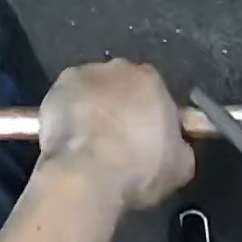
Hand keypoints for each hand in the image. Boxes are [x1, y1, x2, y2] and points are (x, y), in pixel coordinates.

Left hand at [36, 61, 194, 209]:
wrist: (87, 174)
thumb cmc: (138, 168)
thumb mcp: (180, 165)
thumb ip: (183, 144)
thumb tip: (182, 139)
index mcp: (151, 79)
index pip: (154, 92)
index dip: (149, 115)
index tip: (144, 138)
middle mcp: (120, 67)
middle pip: (122, 85)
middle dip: (121, 106)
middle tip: (116, 139)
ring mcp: (86, 74)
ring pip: (93, 89)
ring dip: (94, 107)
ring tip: (88, 141)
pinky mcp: (58, 87)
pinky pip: (67, 99)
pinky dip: (67, 113)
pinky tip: (68, 138)